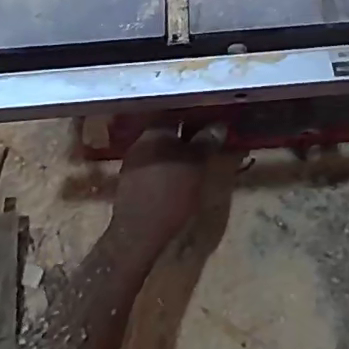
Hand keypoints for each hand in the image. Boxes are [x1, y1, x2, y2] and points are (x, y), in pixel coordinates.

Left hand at [107, 123, 220, 254]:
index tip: (213, 125)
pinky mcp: (129, 183)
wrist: (138, 235)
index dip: (197, 118)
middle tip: (208, 145)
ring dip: (177, 154)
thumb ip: (207, 142)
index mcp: (155, 130)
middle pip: (169, 132)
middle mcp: (140, 140)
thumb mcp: (196, 166)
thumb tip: (219, 124)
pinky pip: (153, 166)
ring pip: (160, 150)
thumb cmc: (170, 194)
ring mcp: (132, 162)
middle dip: (187, 137)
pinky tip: (177, 180)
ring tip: (196, 164)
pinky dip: (167, 169)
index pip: (178, 113)